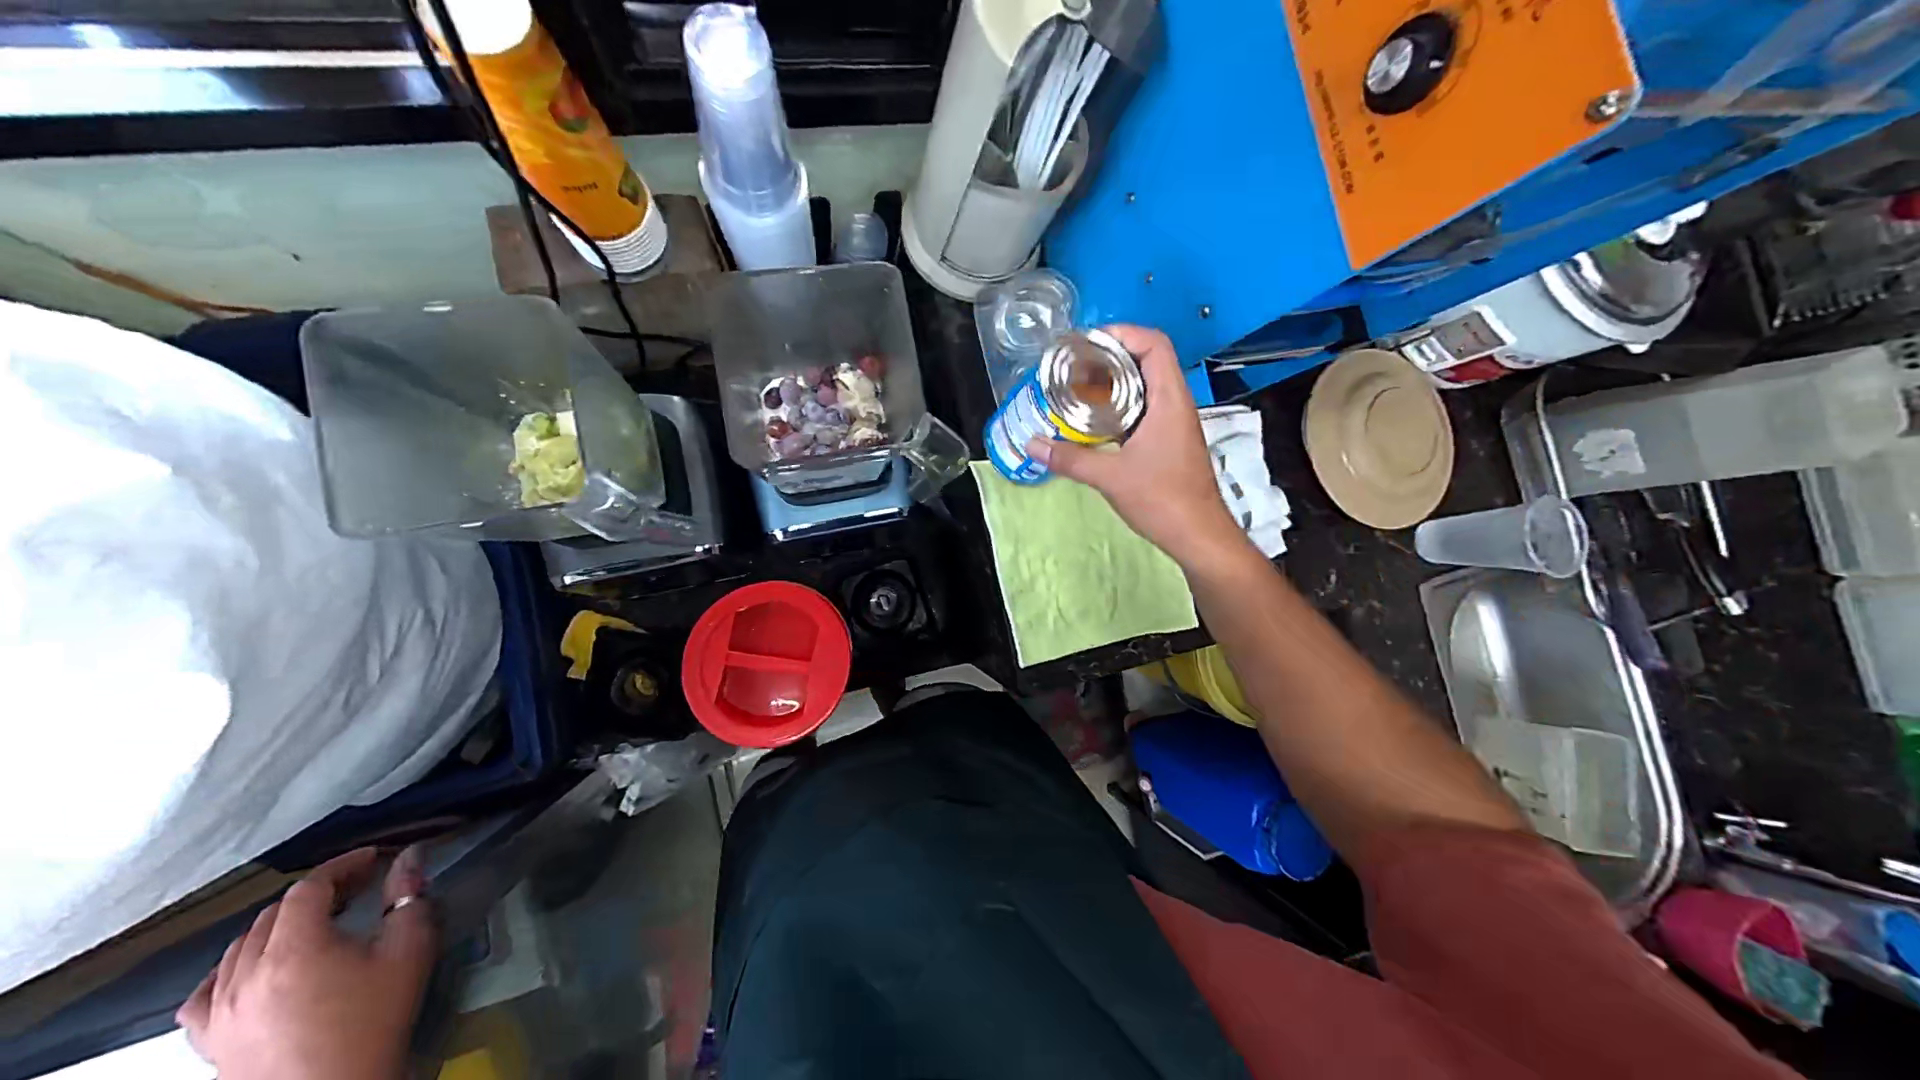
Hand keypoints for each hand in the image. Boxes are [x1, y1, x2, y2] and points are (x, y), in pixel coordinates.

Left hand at [176, 846, 436, 1079]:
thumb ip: (409, 898)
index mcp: (295, 948)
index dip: (343, 865)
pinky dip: (231, 969)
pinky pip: (206, 992)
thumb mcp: (410, 951)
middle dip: (319, 891)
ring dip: (281, 925)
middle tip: (358, 888)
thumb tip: (409, 857)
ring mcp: (219, 1010)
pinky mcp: (208, 1040)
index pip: (310, 886)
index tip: (374, 859)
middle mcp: (246, 973)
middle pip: (275, 912)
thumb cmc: (376, 1020)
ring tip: (317, 925)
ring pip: (241, 946)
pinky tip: (254, 970)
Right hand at [1026, 324, 1252, 569]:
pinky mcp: (1170, 441)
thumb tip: (1031, 444)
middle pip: (1147, 360)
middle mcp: (1176, 404)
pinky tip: (1095, 422)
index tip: (1087, 343)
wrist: (1198, 535)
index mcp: (1169, 400)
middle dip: (1110, 357)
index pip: (1154, 344)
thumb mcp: (1109, 477)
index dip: (1122, 334)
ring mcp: (1175, 423)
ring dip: (1115, 382)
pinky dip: (1120, 406)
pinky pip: (1144, 409)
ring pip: (1146, 386)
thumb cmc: (1162, 499)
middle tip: (1074, 367)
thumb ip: (1069, 459)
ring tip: (1079, 389)